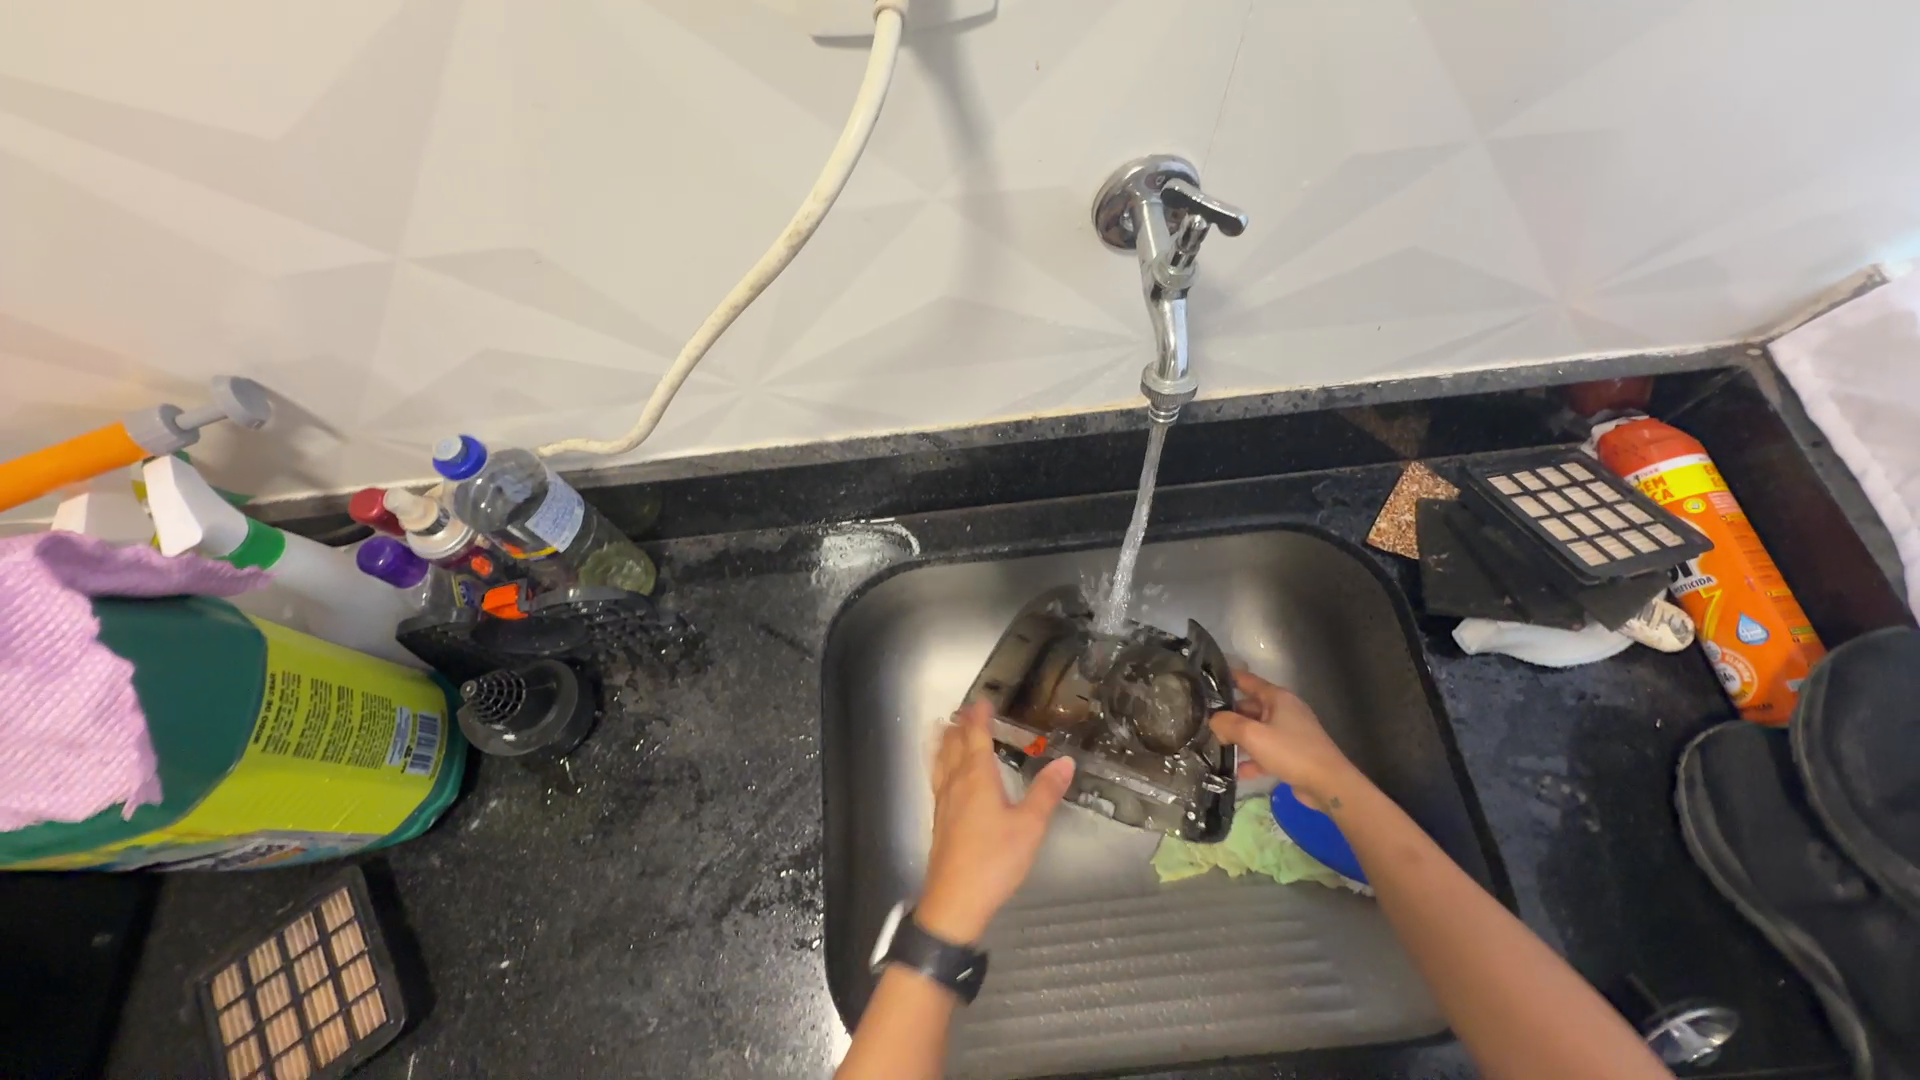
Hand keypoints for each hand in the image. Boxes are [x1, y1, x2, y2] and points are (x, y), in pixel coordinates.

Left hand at [917, 701, 1075, 942]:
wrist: (955, 901)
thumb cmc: (994, 860)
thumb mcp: (1030, 826)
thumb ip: (1046, 792)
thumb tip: (1065, 761)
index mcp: (976, 777)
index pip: (975, 736)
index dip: (978, 716)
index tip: (983, 699)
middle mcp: (956, 782)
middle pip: (954, 744)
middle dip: (960, 724)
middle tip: (965, 709)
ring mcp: (944, 801)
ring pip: (941, 760)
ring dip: (945, 740)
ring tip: (946, 728)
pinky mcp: (940, 819)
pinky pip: (937, 777)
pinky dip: (940, 762)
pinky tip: (944, 772)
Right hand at [1208, 671, 1358, 809]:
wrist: (1329, 785)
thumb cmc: (1291, 751)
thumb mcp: (1253, 735)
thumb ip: (1228, 724)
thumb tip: (1213, 720)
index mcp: (1278, 698)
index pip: (1248, 681)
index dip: (1228, 678)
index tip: (1205, 681)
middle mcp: (1284, 711)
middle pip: (1250, 708)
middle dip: (1228, 716)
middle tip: (1204, 723)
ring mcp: (1290, 733)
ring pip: (1257, 731)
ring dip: (1238, 739)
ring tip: (1214, 747)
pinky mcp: (1292, 754)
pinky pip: (1266, 752)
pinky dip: (1252, 759)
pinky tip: (1236, 771)